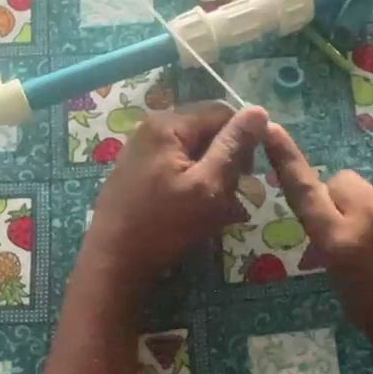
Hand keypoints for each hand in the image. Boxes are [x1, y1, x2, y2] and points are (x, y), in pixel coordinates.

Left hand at [82, 103, 268, 291]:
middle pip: (206, 131)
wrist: (113, 263)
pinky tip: (201, 212)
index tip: (250, 173)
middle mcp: (151, 128)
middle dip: (227, 160)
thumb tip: (259, 110)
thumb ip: (234, 146)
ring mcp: (141, 151)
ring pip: (193, 153)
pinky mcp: (137, 172)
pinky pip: (176, 168)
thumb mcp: (209, 186)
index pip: (222, 112)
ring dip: (214, 177)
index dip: (244, 138)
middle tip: (238, 196)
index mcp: (167, 124)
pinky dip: (194, 185)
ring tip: (223, 211)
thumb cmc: (164, 225)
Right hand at [263, 123, 372, 373]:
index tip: (271, 128)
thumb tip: (342, 231)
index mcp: (341, 244)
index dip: (285, 160)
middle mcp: (372, 214)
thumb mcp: (354, 299)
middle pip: (345, 182)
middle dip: (349, 201)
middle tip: (370, 233)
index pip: (304, 192)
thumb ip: (341, 255)